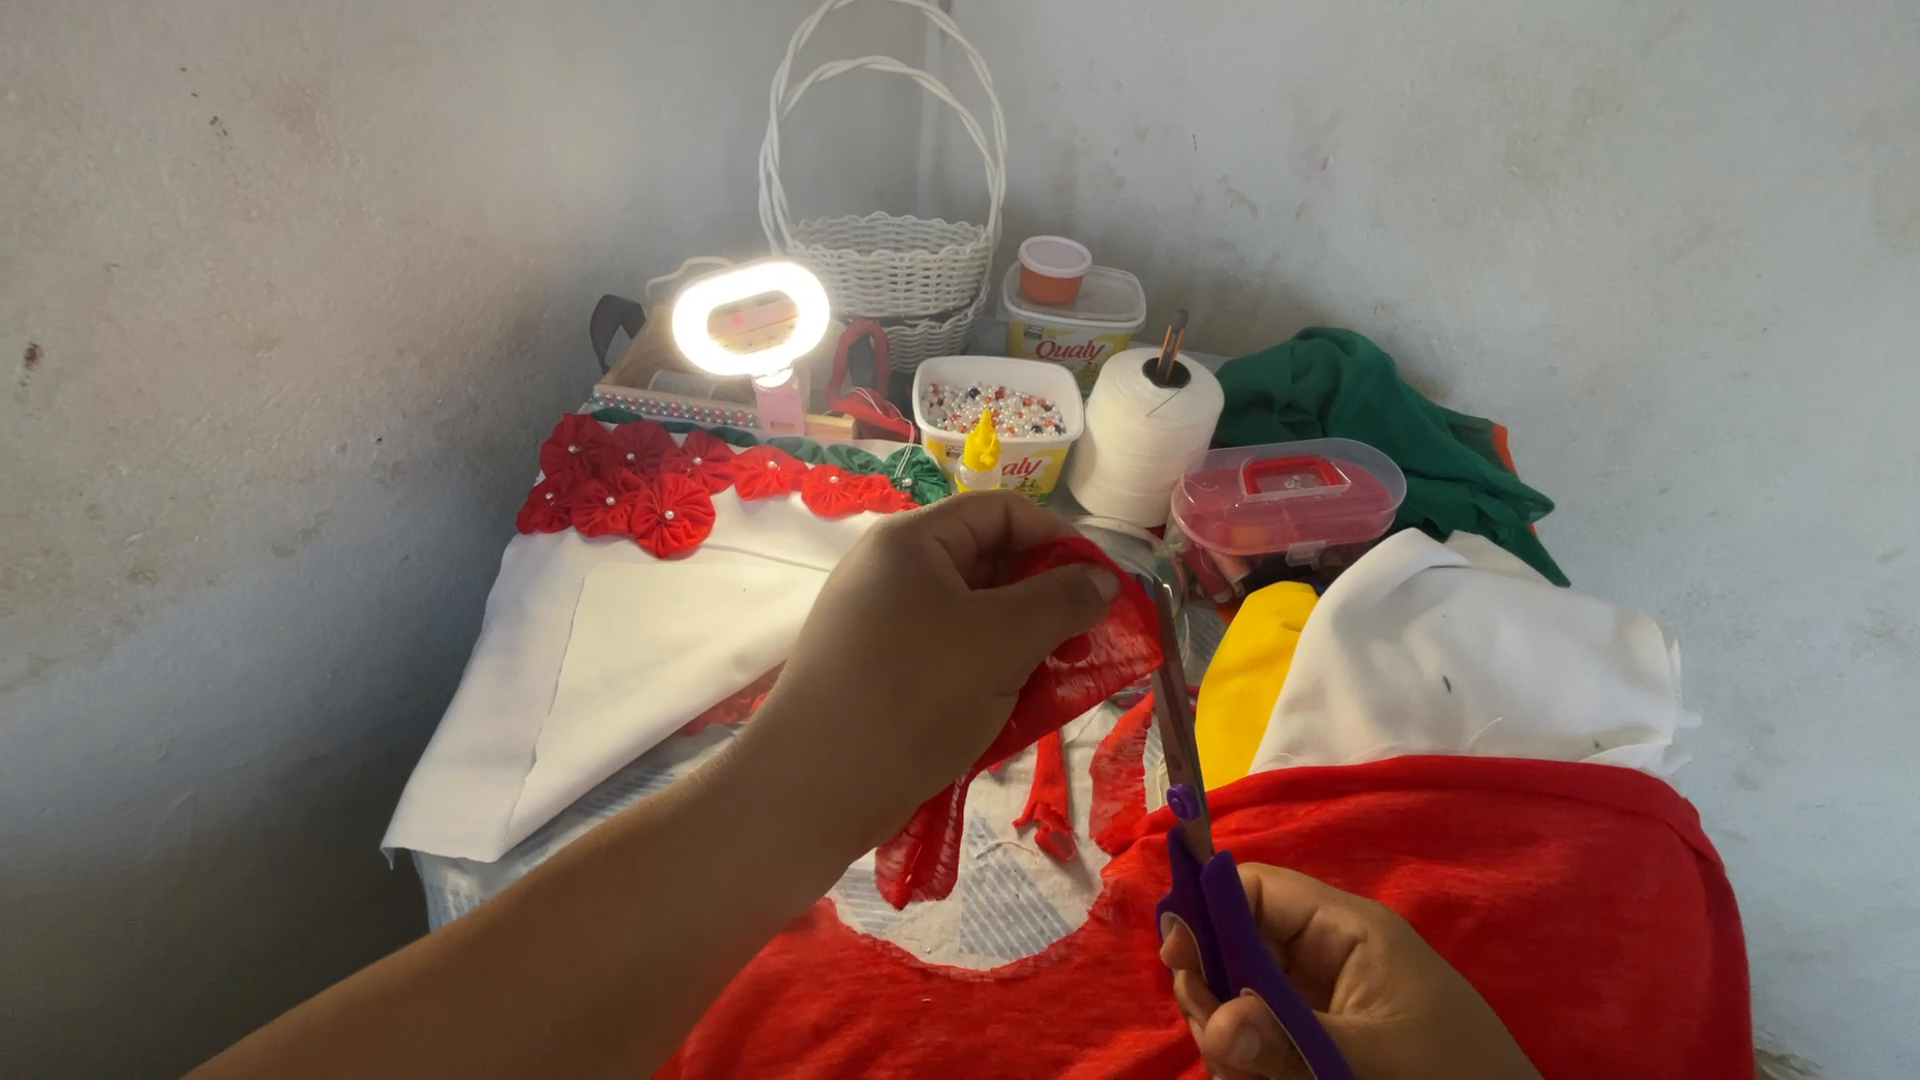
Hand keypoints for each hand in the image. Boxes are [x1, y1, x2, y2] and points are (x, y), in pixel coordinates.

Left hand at [731, 492, 1118, 854]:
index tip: (1100, 587)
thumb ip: (1062, 600)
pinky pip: (948, 652)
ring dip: (1020, 642)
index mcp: (913, 541)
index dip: (1059, 540)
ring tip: (1054, 680)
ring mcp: (881, 621)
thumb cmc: (912, 695)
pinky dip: (987, 671)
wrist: (811, 790)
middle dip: (1042, 599)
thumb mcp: (1001, 641)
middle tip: (1083, 641)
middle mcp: (892, 570)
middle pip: (987, 562)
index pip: (1002, 512)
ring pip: (972, 615)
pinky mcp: (879, 668)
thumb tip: (1103, 578)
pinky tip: (1012, 707)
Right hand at [1162, 864, 1541, 1079]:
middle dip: (1214, 990)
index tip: (1176, 957)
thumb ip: (1292, 1041)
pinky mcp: (1317, 1047)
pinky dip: (1247, 1065)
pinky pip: (1259, 1038)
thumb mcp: (1381, 1066)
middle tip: (1218, 1045)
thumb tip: (1215, 1022)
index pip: (1256, 888)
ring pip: (1239, 998)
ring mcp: (1318, 1005)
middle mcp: (1323, 956)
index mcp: (1345, 930)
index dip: (1208, 908)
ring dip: (1228, 1039)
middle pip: (1235, 945)